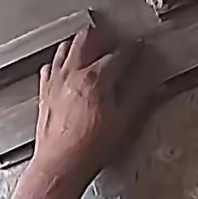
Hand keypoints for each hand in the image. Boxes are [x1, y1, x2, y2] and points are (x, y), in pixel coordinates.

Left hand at [6, 27, 144, 198]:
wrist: (60, 163)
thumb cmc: (89, 147)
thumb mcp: (123, 122)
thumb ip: (137, 98)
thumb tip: (152, 85)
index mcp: (96, 78)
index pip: (119, 54)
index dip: (132, 49)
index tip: (138, 47)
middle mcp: (73, 74)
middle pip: (86, 39)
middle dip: (101, 35)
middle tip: (111, 36)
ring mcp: (55, 81)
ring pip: (65, 48)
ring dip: (78, 43)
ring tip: (88, 44)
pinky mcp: (44, 92)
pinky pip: (50, 67)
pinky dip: (59, 62)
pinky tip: (63, 66)